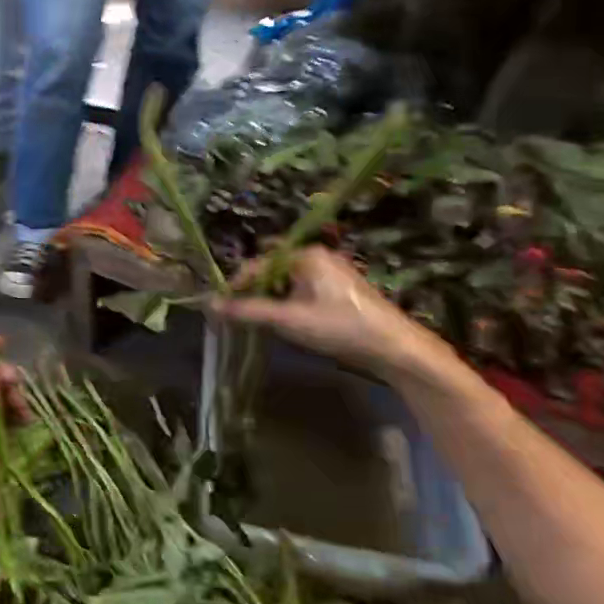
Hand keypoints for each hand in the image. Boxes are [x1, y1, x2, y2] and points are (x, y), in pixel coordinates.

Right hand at [209, 247, 457, 383]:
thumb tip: (209, 304)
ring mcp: (330, 272)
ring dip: (269, 299)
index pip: (257, 264)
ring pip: (286, 281)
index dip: (236, 285)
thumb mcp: (287, 320)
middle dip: (253, 291)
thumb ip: (246, 311)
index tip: (221, 307)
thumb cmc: (338, 327)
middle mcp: (317, 257)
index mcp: (305, 256)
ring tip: (258, 321)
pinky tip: (284, 322)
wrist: (393, 347)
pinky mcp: (338, 289)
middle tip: (238, 315)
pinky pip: (301, 289)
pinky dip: (287, 302)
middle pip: (272, 269)